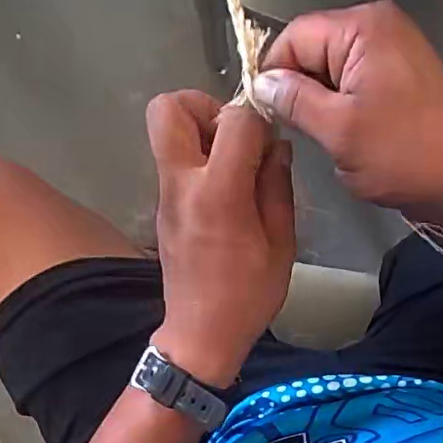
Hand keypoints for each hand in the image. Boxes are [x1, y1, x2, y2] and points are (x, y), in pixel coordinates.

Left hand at [145, 90, 295, 386]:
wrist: (201, 335)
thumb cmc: (247, 297)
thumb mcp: (280, 245)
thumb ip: (278, 188)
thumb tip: (276, 148)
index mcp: (219, 195)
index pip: (234, 121)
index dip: (258, 121)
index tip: (271, 145)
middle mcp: (182, 186)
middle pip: (167, 108)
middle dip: (204, 107)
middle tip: (233, 138)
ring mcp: (165, 197)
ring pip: (164, 131)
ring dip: (199, 133)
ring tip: (231, 166)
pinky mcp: (162, 209)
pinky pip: (172, 163)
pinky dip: (196, 161)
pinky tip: (224, 193)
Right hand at [252, 0, 442, 222]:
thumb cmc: (403, 155)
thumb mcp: (339, 130)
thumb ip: (294, 101)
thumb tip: (260, 84)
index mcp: (363, 27)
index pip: (294, 36)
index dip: (274, 74)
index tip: (266, 116)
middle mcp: (379, 26)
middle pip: (314, 50)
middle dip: (300, 90)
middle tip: (299, 134)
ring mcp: (394, 51)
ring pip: (333, 72)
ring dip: (322, 105)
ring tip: (328, 139)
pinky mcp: (402, 78)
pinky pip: (356, 85)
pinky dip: (344, 110)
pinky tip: (349, 138)